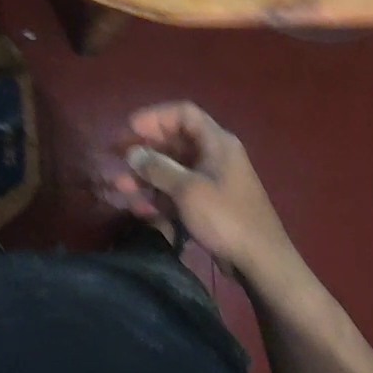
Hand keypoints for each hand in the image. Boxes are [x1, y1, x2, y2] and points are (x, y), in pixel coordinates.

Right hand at [116, 102, 290, 271]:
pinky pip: (174, 192)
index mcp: (216, 143)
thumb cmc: (226, 217)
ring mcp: (208, 181)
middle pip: (172, 142)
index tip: (128, 129)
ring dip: (143, 176)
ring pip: (169, 170)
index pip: (183, 114)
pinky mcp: (203, 204)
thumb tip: (132, 153)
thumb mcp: (188, 189)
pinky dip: (155, 196)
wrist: (259, 259)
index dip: (154, 117)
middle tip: (114, 159)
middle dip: (142, 151)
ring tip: (117, 187)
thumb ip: (158, 168)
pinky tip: (136, 207)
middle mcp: (212, 156)